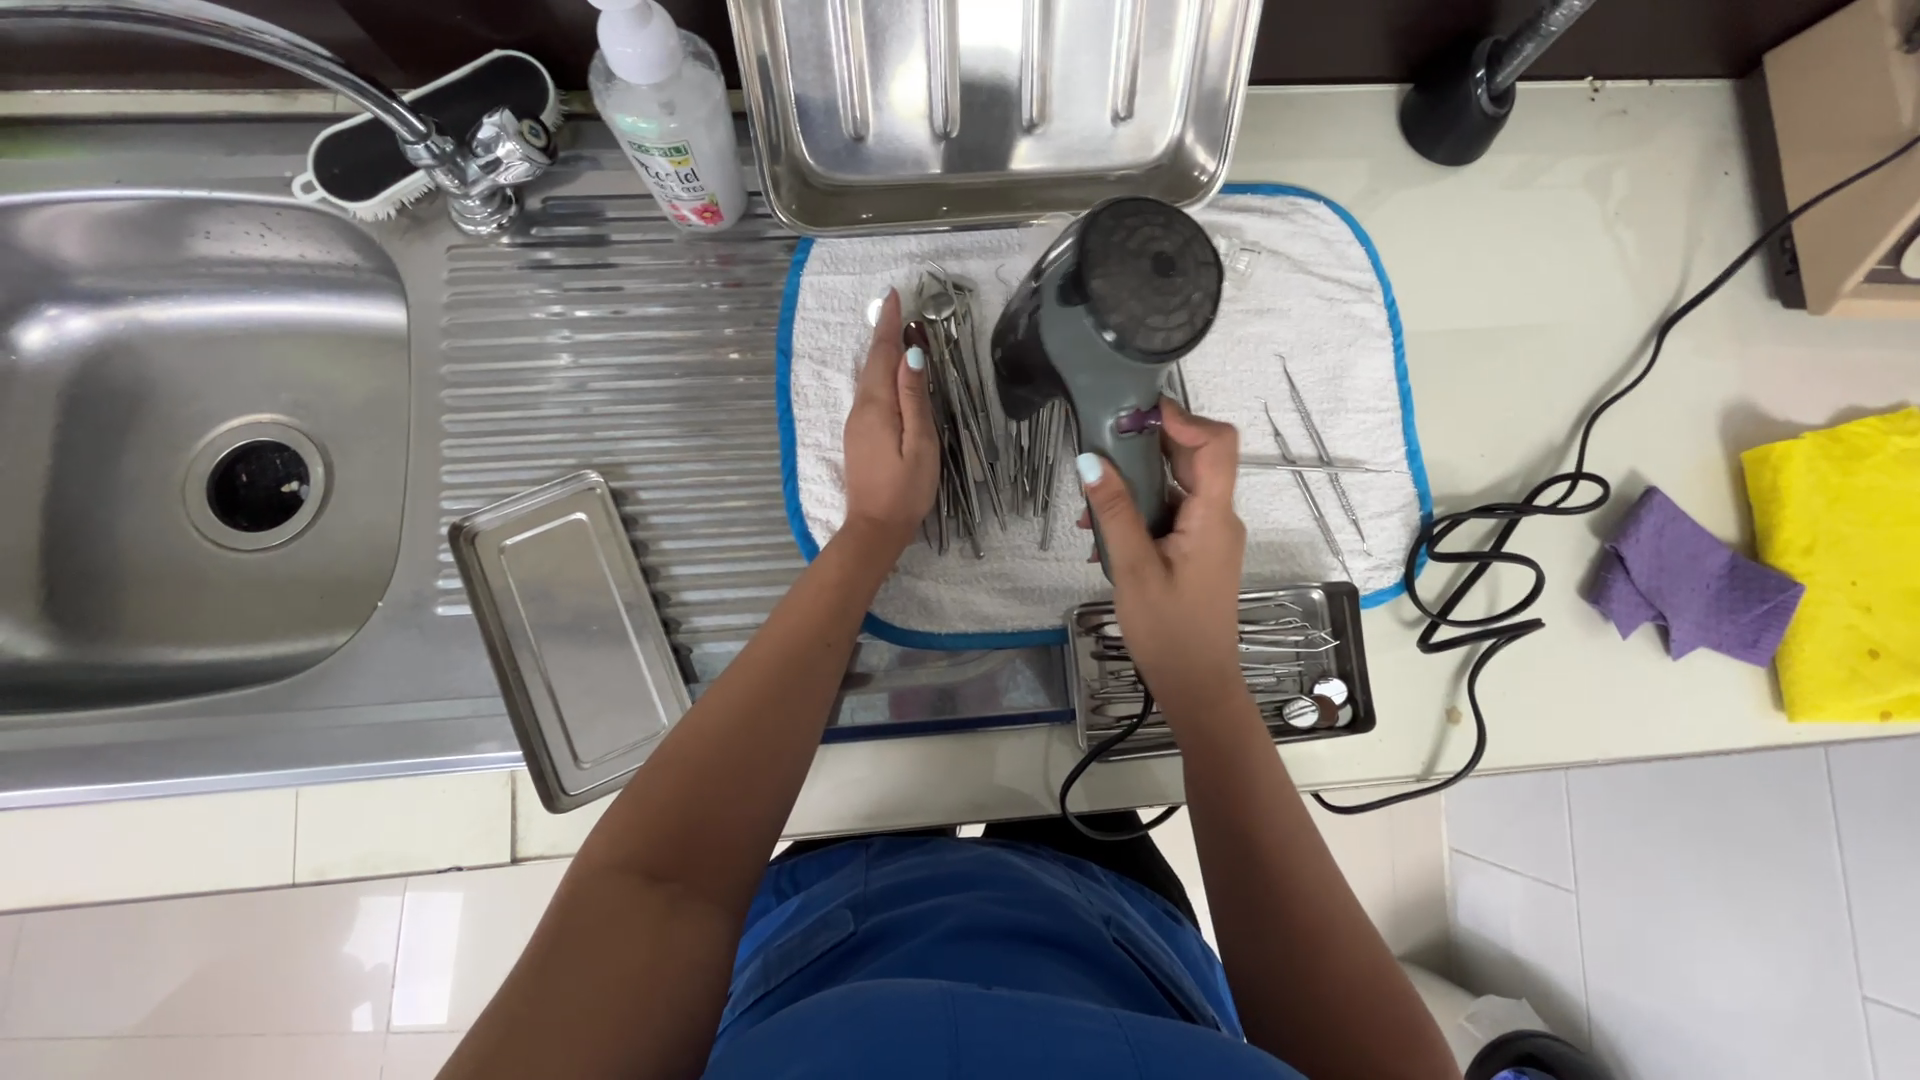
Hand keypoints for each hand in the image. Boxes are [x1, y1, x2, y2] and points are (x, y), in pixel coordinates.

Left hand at [841, 289, 938, 552]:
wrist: (875, 528)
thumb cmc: (905, 490)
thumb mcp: (920, 444)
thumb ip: (914, 399)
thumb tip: (911, 356)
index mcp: (876, 407)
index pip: (882, 355)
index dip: (888, 325)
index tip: (894, 296)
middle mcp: (860, 410)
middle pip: (872, 363)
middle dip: (884, 333)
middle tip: (898, 307)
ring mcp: (856, 424)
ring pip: (869, 378)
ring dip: (881, 354)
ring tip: (897, 333)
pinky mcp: (858, 437)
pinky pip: (869, 394)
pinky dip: (880, 375)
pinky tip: (890, 375)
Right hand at [1078, 400, 1246, 713]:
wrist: (1197, 685)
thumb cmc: (1168, 632)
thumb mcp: (1134, 569)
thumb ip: (1114, 512)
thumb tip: (1090, 461)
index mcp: (1213, 517)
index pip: (1216, 444)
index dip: (1182, 419)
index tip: (1135, 413)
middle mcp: (1218, 518)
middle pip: (1192, 461)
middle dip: (1143, 453)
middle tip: (1098, 454)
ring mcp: (1209, 536)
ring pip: (1174, 490)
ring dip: (1132, 491)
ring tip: (1088, 515)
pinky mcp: (1196, 552)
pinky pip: (1169, 516)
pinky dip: (1137, 517)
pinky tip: (1102, 541)